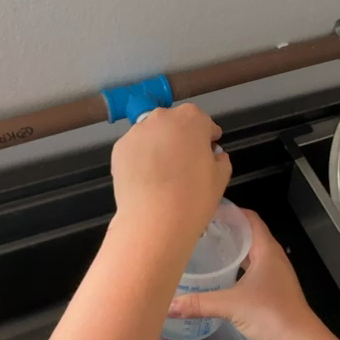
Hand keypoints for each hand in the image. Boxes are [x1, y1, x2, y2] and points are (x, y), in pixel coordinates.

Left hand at [109, 103, 230, 242]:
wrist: (154, 222)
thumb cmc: (194, 197)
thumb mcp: (221, 178)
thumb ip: (219, 159)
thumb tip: (213, 155)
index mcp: (191, 119)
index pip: (203, 122)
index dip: (207, 138)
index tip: (208, 152)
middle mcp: (162, 118)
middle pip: (175, 124)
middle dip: (182, 138)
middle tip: (185, 164)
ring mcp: (137, 132)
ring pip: (153, 135)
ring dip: (159, 146)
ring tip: (162, 174)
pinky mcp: (119, 149)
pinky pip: (136, 149)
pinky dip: (141, 158)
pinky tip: (146, 179)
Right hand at [167, 210, 331, 339]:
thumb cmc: (271, 314)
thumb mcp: (231, 305)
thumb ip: (199, 303)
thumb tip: (169, 305)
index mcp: (267, 249)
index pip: (249, 218)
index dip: (230, 211)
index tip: (207, 212)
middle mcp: (272, 257)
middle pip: (249, 235)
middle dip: (226, 231)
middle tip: (200, 232)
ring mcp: (274, 275)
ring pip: (251, 255)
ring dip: (232, 252)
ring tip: (206, 252)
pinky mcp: (273, 292)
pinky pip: (252, 273)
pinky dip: (237, 271)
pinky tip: (221, 279)